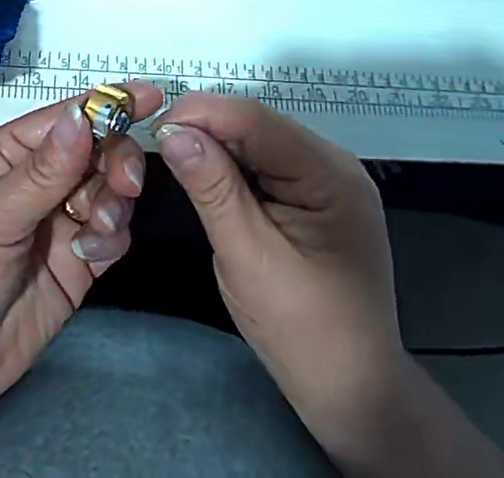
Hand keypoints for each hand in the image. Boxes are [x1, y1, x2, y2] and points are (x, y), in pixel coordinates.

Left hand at [0, 84, 160, 445]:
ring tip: (97, 226)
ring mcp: (52, 224)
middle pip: (93, 152)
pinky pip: (109, 236)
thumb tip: (82, 115)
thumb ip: (44, 171)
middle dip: (114, 160)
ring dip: (113, 202)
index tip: (151, 96)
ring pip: (106, 192)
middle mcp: (31, 183)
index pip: (62, 120)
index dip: (105, 105)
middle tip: (123, 182)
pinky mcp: (72, 265)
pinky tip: (89, 255)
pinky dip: (111, 238)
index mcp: (2, 155)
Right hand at [153, 95, 405, 440]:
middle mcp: (330, 164)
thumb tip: (171, 131)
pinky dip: (224, 164)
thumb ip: (211, 188)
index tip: (152, 128)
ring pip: (252, 139)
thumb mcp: (248, 257)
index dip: (201, 114)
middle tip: (155, 145)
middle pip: (254, 124)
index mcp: (330, 175)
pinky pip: (257, 162)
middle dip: (202, 127)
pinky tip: (201, 174)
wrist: (351, 390)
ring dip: (209, 144)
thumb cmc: (304, 330)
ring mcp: (321, 178)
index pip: (255, 120)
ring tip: (170, 157)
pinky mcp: (307, 194)